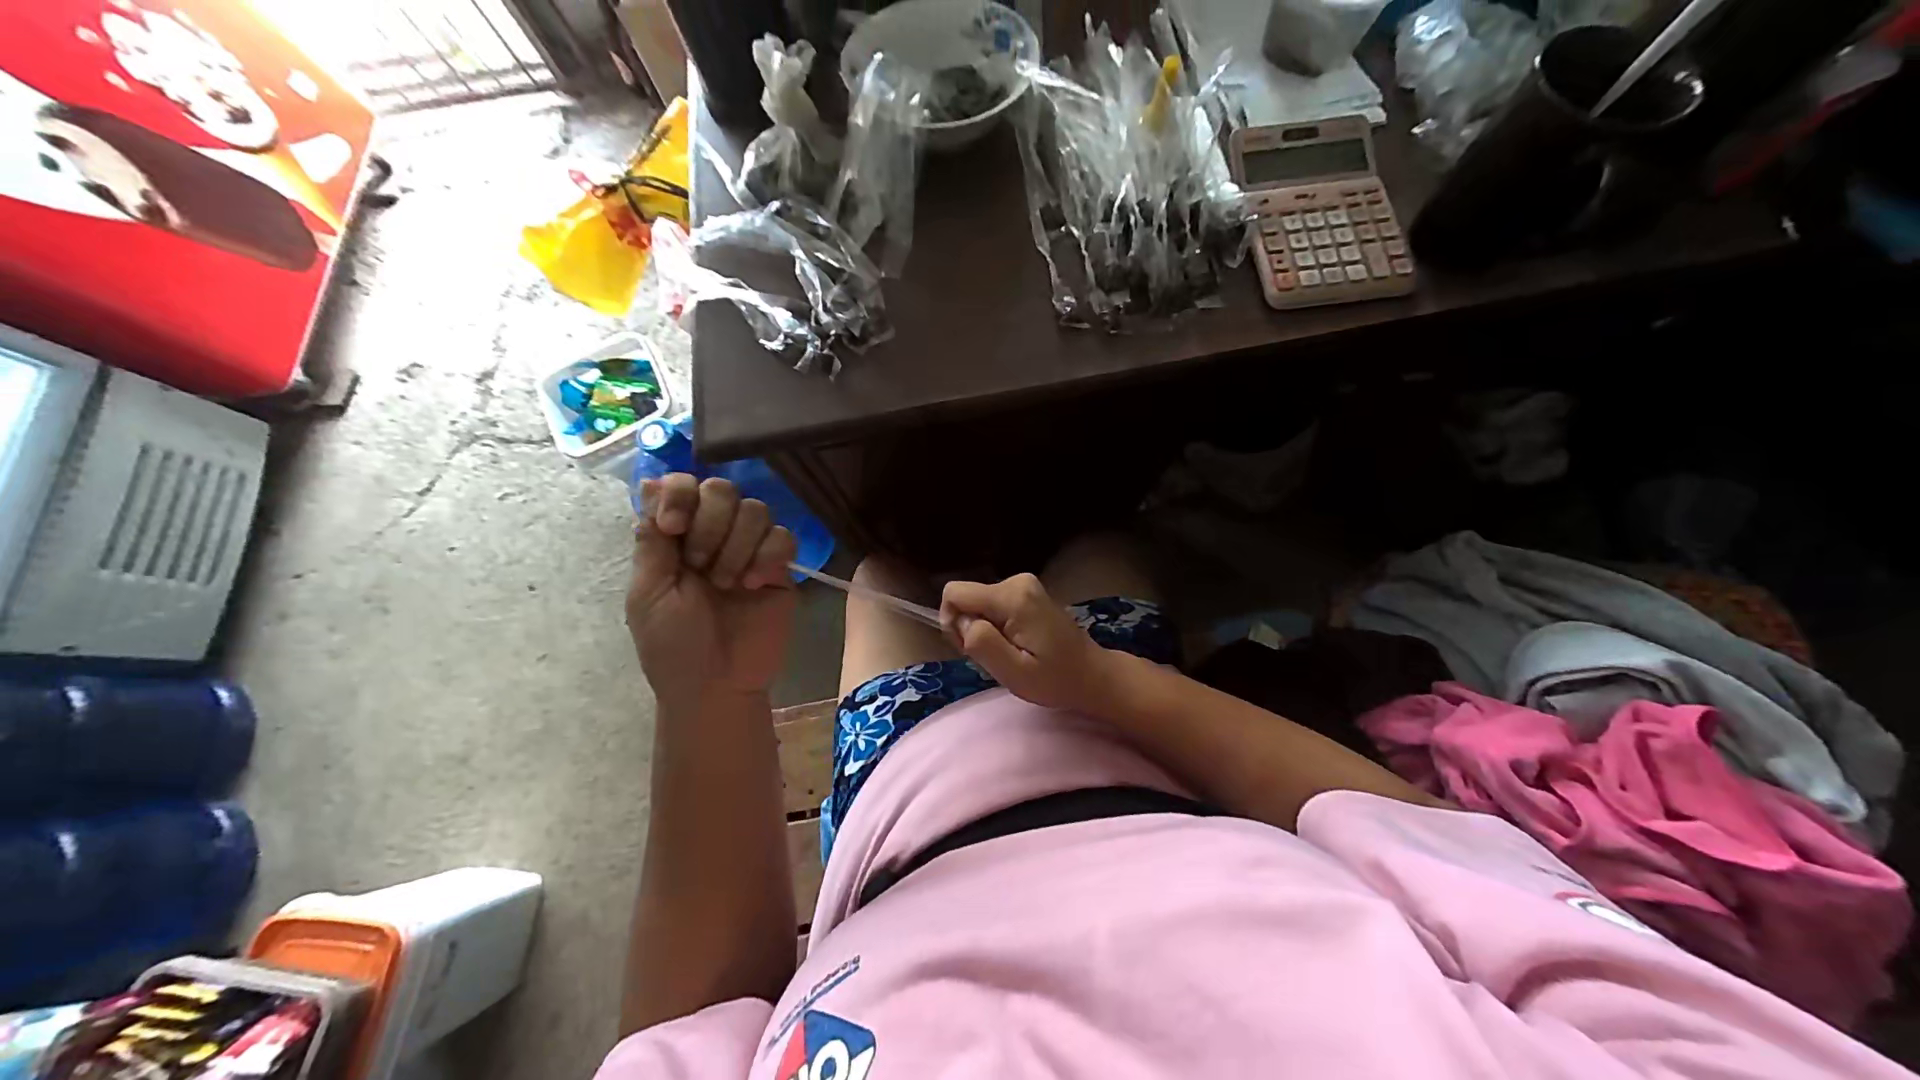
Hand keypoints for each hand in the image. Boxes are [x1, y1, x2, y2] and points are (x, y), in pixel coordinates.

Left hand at [628, 474, 797, 709]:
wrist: (717, 684)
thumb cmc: (673, 645)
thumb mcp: (647, 593)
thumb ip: (652, 539)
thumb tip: (649, 482)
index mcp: (677, 538)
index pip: (683, 486)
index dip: (680, 495)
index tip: (674, 527)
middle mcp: (715, 535)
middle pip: (722, 490)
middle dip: (710, 525)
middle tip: (700, 566)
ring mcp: (750, 550)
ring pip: (755, 509)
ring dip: (736, 545)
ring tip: (726, 583)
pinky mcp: (780, 568)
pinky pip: (784, 536)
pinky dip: (768, 555)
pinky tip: (754, 583)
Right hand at [940, 574, 1115, 713]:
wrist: (1092, 675)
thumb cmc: (1054, 679)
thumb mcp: (1014, 671)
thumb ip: (982, 643)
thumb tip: (962, 621)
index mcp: (1012, 597)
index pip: (954, 593)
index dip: (952, 622)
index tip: (972, 649)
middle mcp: (1016, 581)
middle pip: (967, 599)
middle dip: (970, 629)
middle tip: (996, 658)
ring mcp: (1023, 584)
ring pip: (977, 604)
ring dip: (983, 631)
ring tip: (1009, 654)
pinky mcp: (1026, 593)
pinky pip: (992, 606)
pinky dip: (995, 627)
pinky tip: (1016, 646)